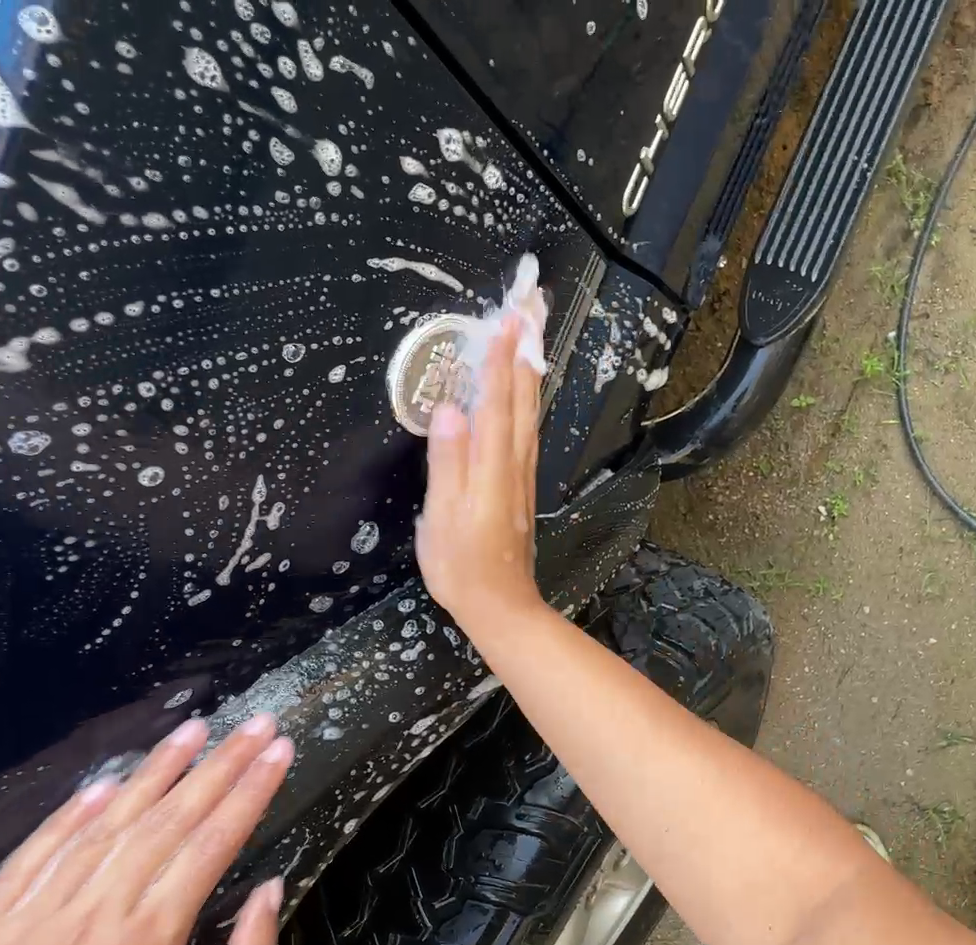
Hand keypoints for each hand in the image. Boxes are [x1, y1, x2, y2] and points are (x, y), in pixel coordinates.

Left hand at [0, 715, 295, 944]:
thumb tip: (272, 888)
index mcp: (151, 937)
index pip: (214, 841)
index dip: (253, 790)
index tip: (281, 750)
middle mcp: (94, 912)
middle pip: (169, 819)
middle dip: (221, 765)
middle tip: (257, 724)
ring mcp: (33, 914)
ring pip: (105, 824)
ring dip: (155, 771)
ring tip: (194, 729)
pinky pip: (33, 855)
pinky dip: (69, 815)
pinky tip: (104, 784)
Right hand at [416, 310, 547, 630]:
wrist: (502, 605)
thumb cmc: (462, 566)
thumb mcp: (443, 518)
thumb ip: (448, 463)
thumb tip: (449, 408)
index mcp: (492, 468)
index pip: (497, 402)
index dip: (501, 359)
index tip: (507, 318)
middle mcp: (515, 463)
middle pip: (523, 398)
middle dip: (526, 351)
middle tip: (532, 308)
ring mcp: (523, 473)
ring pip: (529, 412)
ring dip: (530, 370)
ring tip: (532, 334)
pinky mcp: (522, 484)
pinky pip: (528, 430)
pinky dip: (528, 401)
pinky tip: (527, 392)